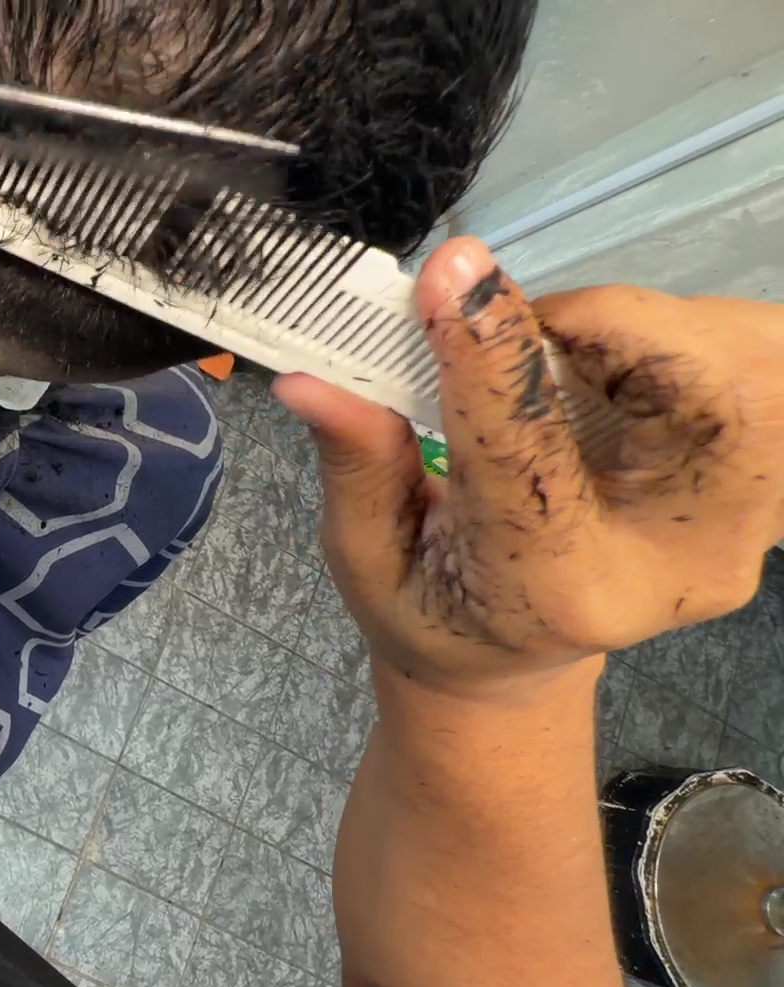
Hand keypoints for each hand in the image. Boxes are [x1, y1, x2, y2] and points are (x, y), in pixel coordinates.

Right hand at [278, 237, 783, 702]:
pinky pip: (753, 372)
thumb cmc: (419, 609)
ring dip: (642, 329)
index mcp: (545, 585)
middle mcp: (671, 557)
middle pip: (715, 394)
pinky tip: (594, 371)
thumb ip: (354, 463)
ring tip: (544, 356)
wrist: (508, 655)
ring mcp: (741, 524)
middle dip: (611, 324)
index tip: (450, 274)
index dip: (488, 356)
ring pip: (753, 368)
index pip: (524, 452)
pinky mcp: (762, 488)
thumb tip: (305, 382)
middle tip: (511, 323)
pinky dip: (668, 341)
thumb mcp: (360, 551)